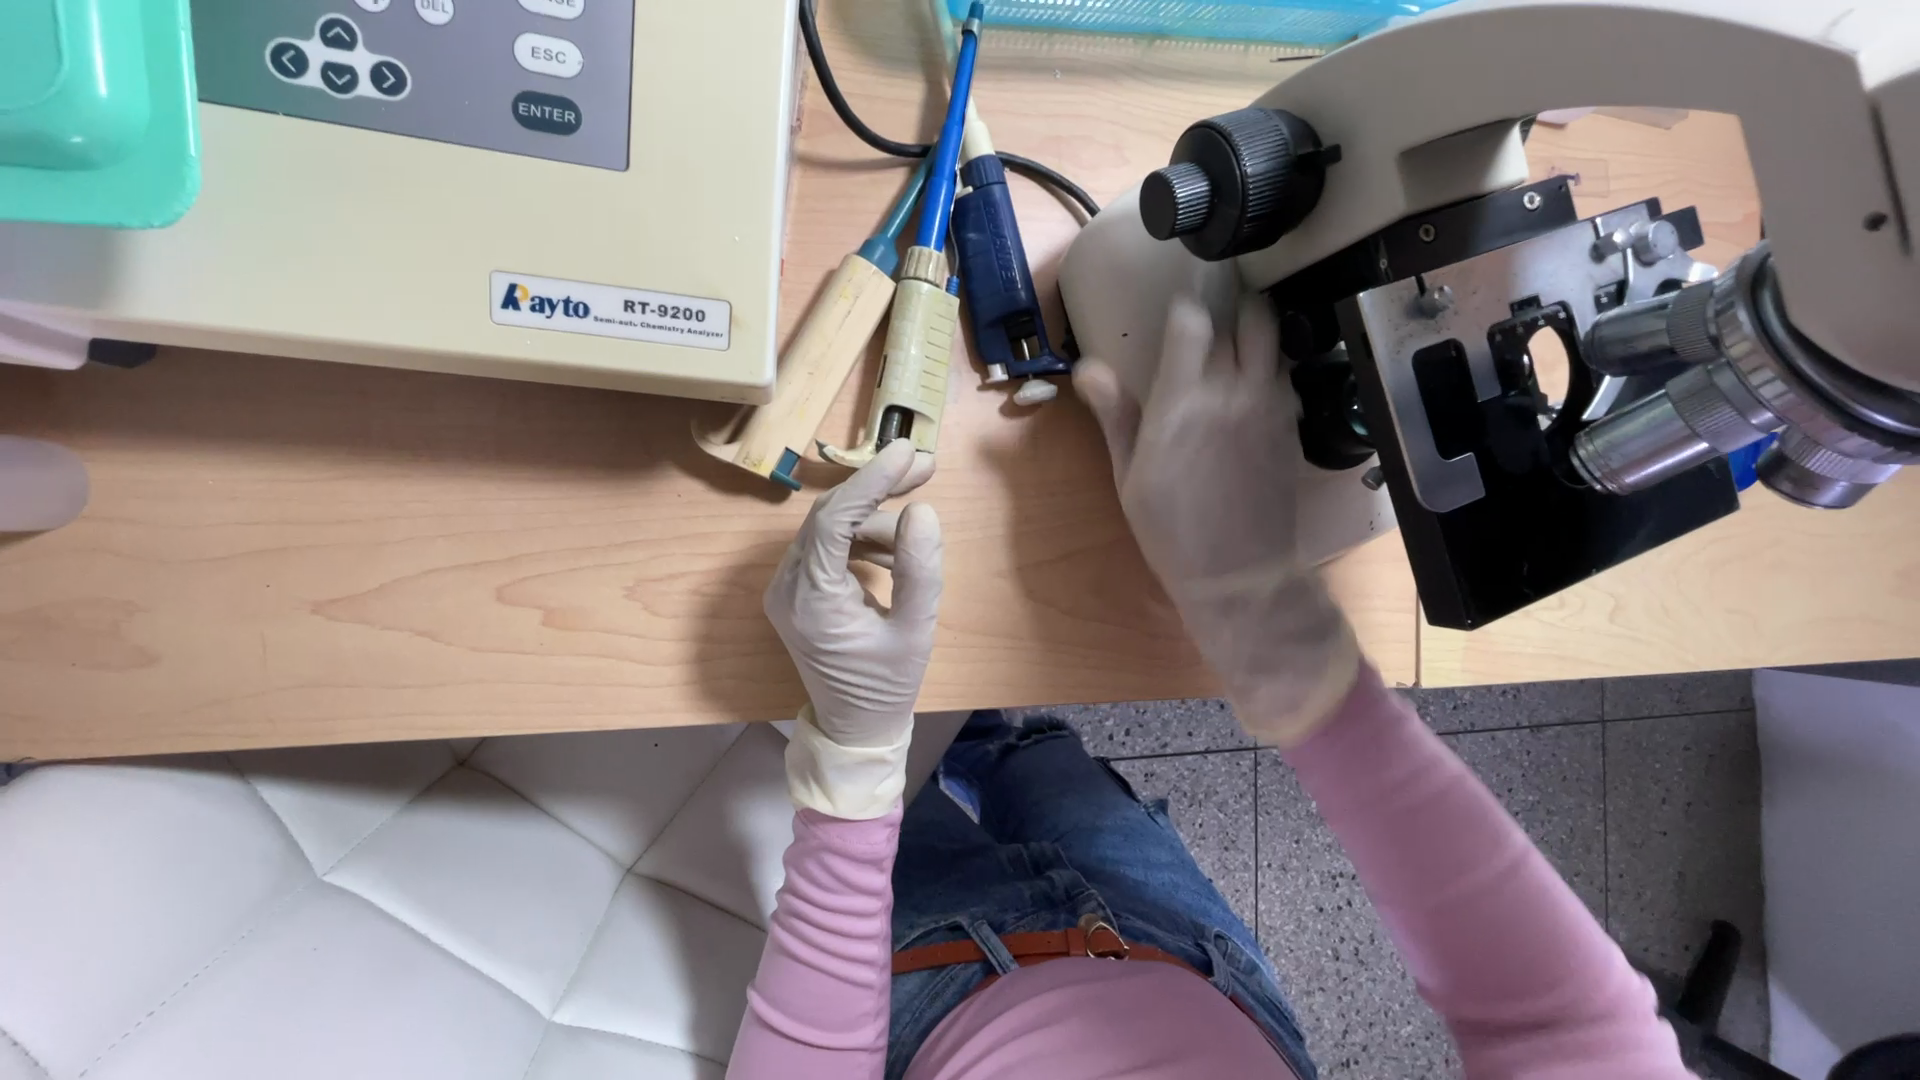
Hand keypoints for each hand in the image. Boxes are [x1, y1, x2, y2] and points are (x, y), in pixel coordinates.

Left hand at [765, 439, 942, 817]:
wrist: (854, 726)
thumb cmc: (887, 685)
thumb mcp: (917, 631)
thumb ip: (922, 570)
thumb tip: (921, 510)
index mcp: (811, 601)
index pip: (832, 520)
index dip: (870, 480)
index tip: (906, 452)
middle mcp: (786, 587)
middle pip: (827, 516)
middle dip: (876, 488)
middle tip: (924, 467)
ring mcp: (786, 588)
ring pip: (829, 528)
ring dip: (874, 518)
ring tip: (919, 531)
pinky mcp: (796, 591)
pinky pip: (828, 547)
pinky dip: (862, 539)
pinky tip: (896, 553)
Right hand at [1074, 294, 1359, 747]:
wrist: (1239, 575)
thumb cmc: (1170, 529)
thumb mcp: (1129, 475)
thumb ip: (1116, 413)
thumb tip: (1089, 367)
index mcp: (1184, 400)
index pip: (1192, 321)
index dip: (1185, 306)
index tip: (1178, 304)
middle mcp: (1235, 391)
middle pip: (1252, 316)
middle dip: (1235, 304)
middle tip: (1217, 309)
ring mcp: (1272, 407)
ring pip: (1276, 342)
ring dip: (1258, 333)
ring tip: (1237, 341)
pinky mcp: (1292, 427)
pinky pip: (1285, 378)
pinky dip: (1270, 369)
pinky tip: (1251, 386)